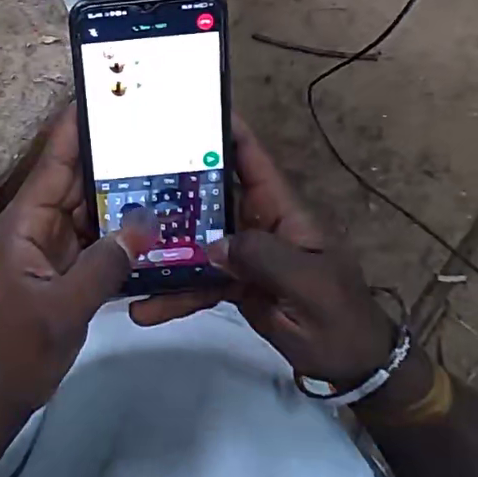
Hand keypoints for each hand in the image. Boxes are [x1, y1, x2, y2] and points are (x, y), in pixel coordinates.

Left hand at [0, 105, 150, 415]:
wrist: (3, 392)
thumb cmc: (20, 348)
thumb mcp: (62, 308)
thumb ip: (104, 266)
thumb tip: (147, 225)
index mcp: (26, 222)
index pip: (54, 163)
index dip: (75, 129)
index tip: (103, 97)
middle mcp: (41, 223)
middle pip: (78, 178)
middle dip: (111, 154)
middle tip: (153, 128)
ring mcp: (57, 243)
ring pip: (93, 205)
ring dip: (124, 190)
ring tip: (165, 164)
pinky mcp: (71, 263)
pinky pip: (101, 233)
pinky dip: (125, 225)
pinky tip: (157, 216)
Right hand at [131, 117, 395, 385]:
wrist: (352, 365)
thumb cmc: (339, 318)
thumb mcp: (308, 284)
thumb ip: (263, 256)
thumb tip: (212, 243)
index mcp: (284, 213)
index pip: (254, 163)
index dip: (229, 134)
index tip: (193, 111)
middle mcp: (260, 225)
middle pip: (214, 197)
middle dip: (177, 186)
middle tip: (130, 175)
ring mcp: (246, 256)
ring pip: (199, 242)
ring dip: (166, 249)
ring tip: (125, 255)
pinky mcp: (237, 283)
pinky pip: (201, 281)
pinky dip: (176, 293)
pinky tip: (146, 308)